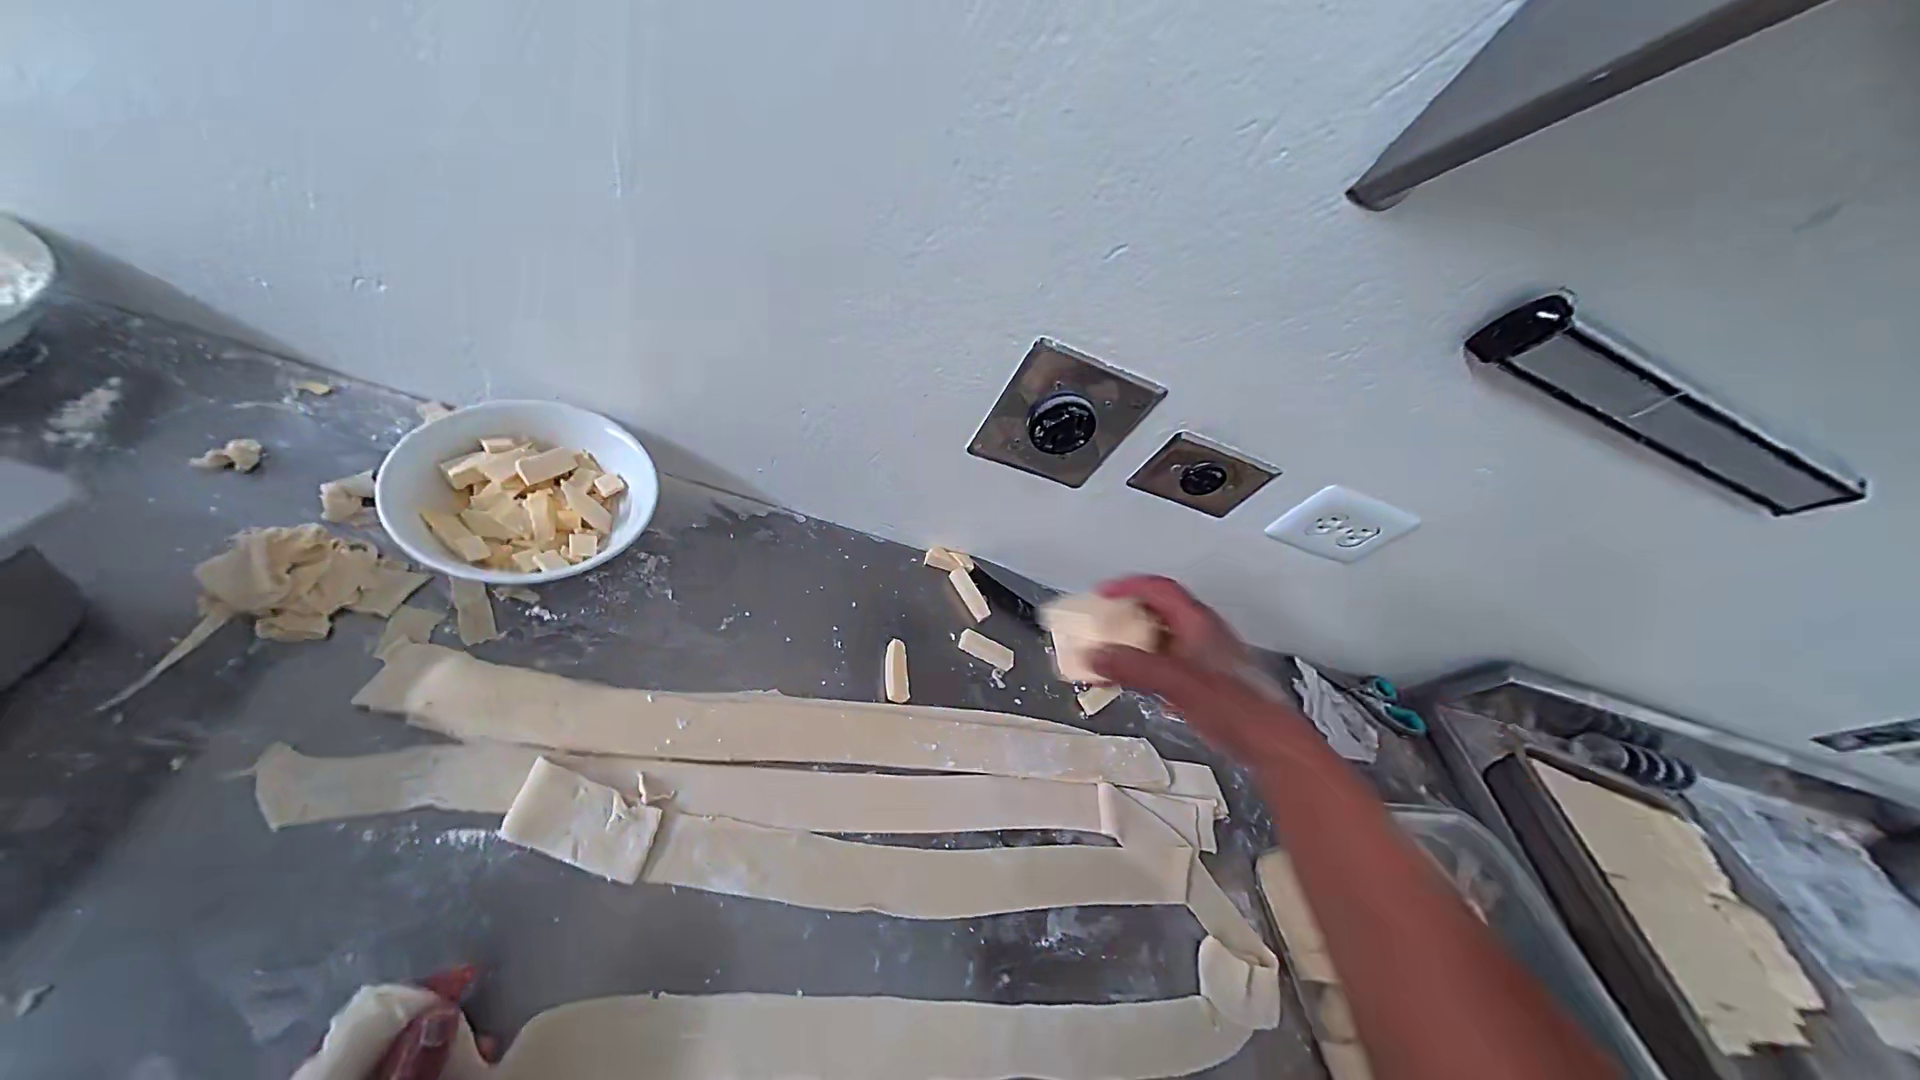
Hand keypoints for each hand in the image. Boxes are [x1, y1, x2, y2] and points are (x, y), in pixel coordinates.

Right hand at [1088, 576, 1290, 756]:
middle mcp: (1202, 635)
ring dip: (1133, 643)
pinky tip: (1134, 682)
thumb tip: (1096, 656)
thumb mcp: (1177, 682)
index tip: (1102, 595)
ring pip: (1161, 638)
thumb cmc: (1238, 708)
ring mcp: (1204, 658)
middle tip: (1102, 624)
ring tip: (1110, 654)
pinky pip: (1166, 663)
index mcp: (1198, 623)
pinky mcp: (1204, 682)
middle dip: (1126, 615)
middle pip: (1158, 611)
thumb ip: (1133, 668)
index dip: (1128, 586)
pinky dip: (1144, 665)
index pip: (1160, 589)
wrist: (1270, 743)